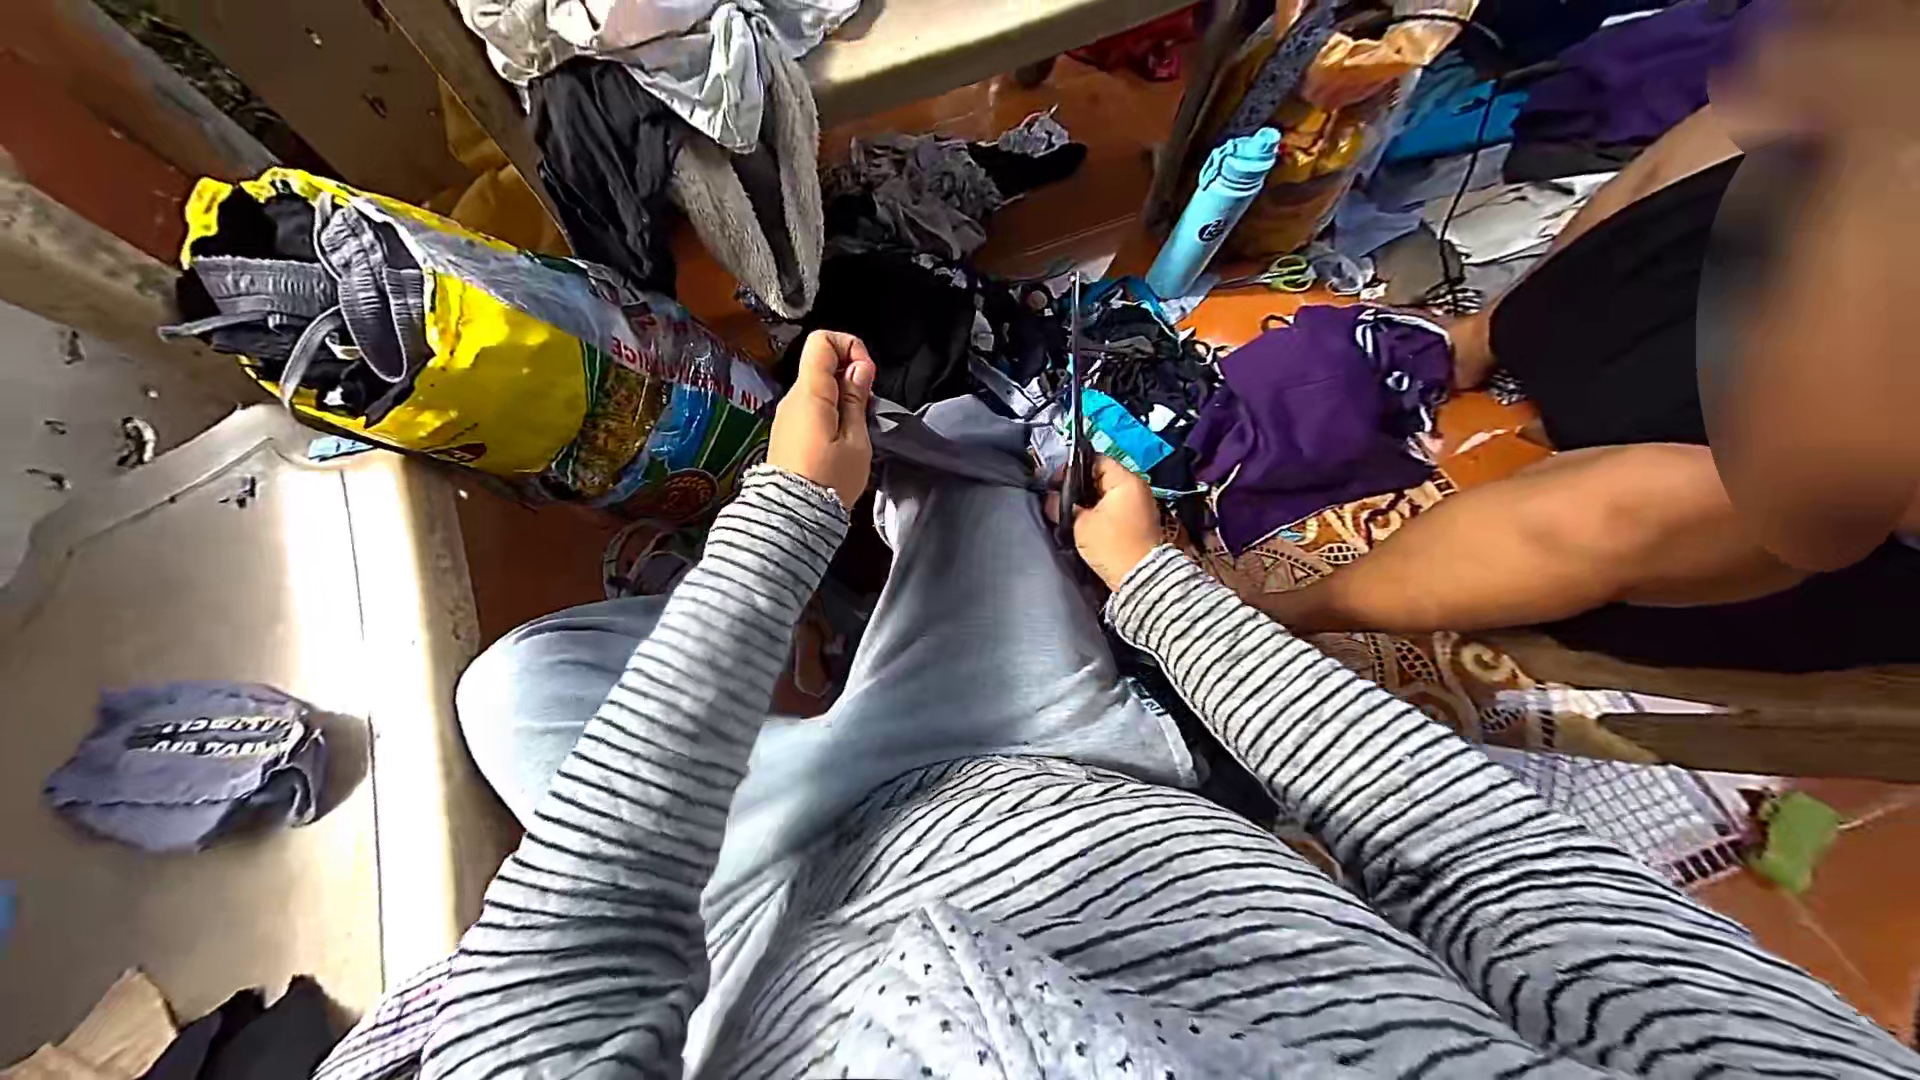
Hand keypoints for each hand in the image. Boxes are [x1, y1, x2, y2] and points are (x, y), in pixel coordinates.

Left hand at [768, 331, 875, 507]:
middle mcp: (792, 398)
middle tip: (866, 406)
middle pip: (820, 364)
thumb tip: (859, 368)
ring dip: (841, 396)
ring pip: (817, 387)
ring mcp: (787, 415)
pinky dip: (829, 411)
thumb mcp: (856, 439)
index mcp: (810, 394)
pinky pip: (811, 407)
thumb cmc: (830, 479)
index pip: (821, 341)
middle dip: (849, 375)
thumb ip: (857, 398)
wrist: (795, 515)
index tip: (867, 374)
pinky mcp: (788, 431)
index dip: (849, 346)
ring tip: (856, 427)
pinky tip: (841, 437)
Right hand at [1048, 455, 1162, 589]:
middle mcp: (1136, 488)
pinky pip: (1112, 507)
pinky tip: (1081, 520)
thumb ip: (1062, 506)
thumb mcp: (1080, 524)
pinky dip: (1097, 511)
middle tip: (1058, 497)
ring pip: (1105, 493)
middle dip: (1078, 486)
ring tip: (1067, 510)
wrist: (1139, 578)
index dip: (1073, 468)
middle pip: (1100, 477)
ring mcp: (1138, 505)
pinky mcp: (1135, 521)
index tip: (1056, 481)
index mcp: (1126, 481)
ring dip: (1086, 500)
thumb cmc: (1112, 545)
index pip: (1096, 460)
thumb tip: (1050, 498)